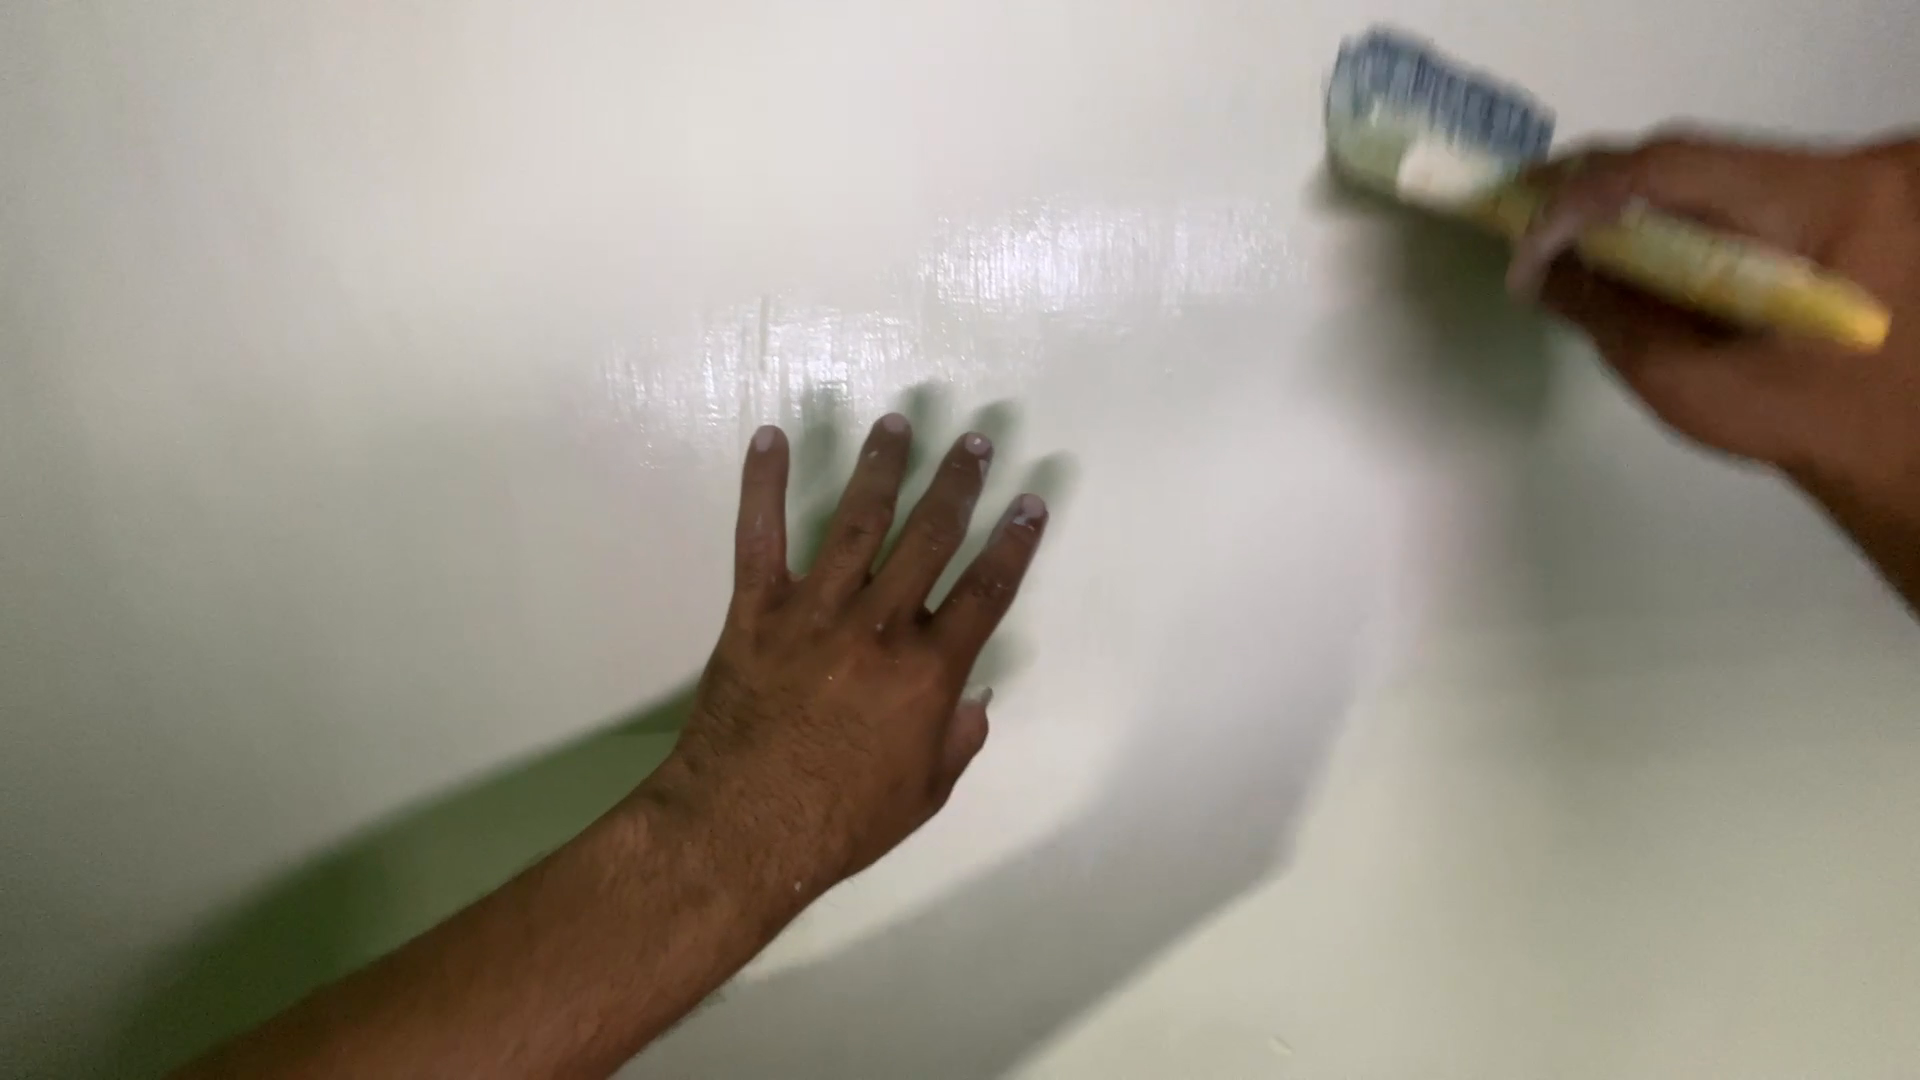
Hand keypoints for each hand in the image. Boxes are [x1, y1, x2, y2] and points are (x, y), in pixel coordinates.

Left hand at [641, 413, 1047, 898]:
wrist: (740, 830)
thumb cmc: (842, 820)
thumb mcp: (926, 793)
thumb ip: (959, 737)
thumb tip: (976, 695)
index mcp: (927, 671)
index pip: (986, 591)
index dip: (1014, 544)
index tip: (1029, 504)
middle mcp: (879, 625)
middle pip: (929, 538)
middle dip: (957, 485)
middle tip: (973, 441)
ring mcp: (814, 610)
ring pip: (856, 522)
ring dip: (881, 468)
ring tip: (897, 423)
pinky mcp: (756, 609)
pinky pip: (759, 536)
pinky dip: (764, 485)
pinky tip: (771, 438)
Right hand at [1507, 133, 1919, 482]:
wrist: (1907, 440)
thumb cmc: (1802, 419)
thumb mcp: (1681, 374)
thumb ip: (1605, 313)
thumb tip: (1536, 272)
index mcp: (1831, 200)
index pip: (1671, 166)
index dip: (1576, 199)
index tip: (1521, 249)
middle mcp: (1853, 165)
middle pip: (1684, 160)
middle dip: (1586, 193)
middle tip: (1515, 225)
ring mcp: (1855, 178)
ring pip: (1702, 172)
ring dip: (1619, 207)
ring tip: (1554, 244)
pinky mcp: (1845, 199)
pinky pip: (1727, 192)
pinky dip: (1660, 218)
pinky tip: (1617, 248)